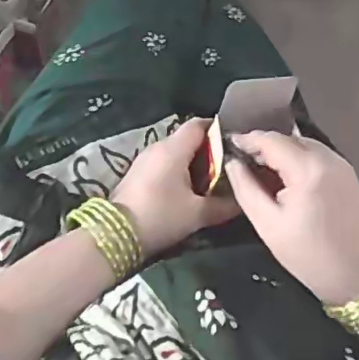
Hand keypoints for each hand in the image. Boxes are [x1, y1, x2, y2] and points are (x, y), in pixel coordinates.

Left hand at [110, 119, 240, 256]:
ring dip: (192, 164)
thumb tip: (243, 201)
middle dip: (208, 151)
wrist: (115, 235)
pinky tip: (187, 192)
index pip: (198, 124)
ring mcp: (144, 160)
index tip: (233, 144)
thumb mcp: (197, 214)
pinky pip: (163, 164)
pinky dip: (178, 172)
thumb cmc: (161, 216)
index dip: (217, 129)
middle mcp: (158, 147)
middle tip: (227, 169)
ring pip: (175, 153)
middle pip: (187, 139)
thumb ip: (224, 205)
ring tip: (210, 183)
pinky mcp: (136, 174)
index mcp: (174, 149)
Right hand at [227, 132, 358, 305]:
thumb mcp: (268, 224)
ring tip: (259, 169)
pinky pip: (314, 154)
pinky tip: (285, 177)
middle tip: (240, 160)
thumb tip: (232, 162)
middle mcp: (327, 157)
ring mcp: (340, 163)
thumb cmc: (309, 256)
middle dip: (262, 145)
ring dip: (280, 151)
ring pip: (301, 143)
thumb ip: (246, 188)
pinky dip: (296, 158)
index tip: (227, 145)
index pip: (270, 139)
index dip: (246, 139)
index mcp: (308, 168)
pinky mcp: (347, 172)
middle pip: (286, 137)